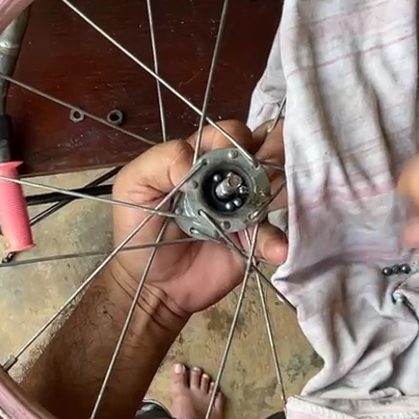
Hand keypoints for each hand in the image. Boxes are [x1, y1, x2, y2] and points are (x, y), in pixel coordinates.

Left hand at [106, 121, 287, 329]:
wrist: (148, 283)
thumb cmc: (138, 228)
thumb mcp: (134, 186)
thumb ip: (162, 162)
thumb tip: (195, 160)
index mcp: (202, 159)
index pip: (231, 135)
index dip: (234, 141)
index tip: (224, 161)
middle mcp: (229, 179)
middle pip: (264, 152)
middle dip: (272, 154)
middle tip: (263, 171)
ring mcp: (245, 208)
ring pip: (278, 187)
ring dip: (284, 189)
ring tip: (274, 201)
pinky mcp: (254, 241)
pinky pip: (275, 235)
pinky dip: (278, 240)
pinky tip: (275, 248)